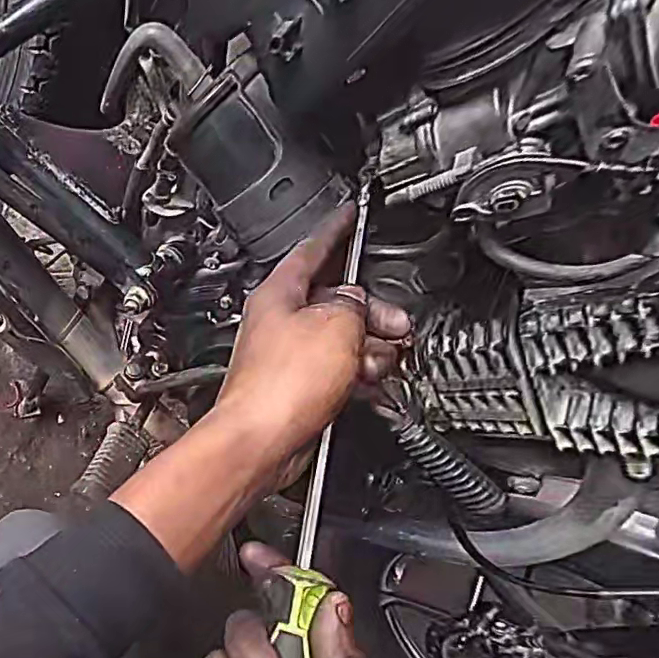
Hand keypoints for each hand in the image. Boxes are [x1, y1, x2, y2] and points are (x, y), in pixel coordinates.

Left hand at [210, 204, 411, 465]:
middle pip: (335, 301)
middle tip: (397, 323)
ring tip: (380, 362)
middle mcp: (278, 325)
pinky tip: (370, 386)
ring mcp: (286, 359)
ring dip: (369, 349)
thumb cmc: (279, 387)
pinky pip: (336, 373)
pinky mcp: (296, 390)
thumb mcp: (336, 325)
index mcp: (277, 296)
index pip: (312, 249)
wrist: (260, 442)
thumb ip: (356, 303)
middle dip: (372, 311)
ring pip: (341, 340)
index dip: (336, 229)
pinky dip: (357, 377)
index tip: (349, 215)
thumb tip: (359, 305)